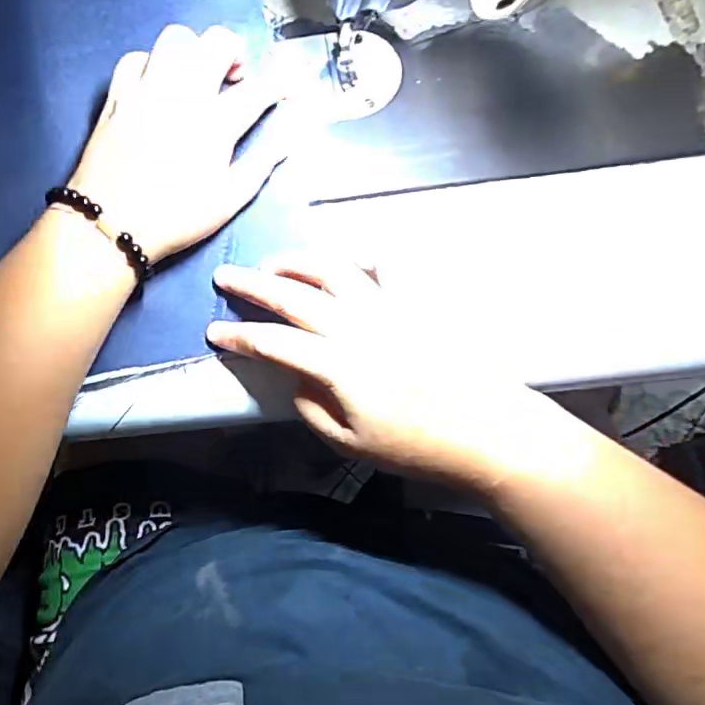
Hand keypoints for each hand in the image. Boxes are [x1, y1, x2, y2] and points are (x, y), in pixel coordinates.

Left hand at [64, 24, 287, 260]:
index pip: (260, 88)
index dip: (282, 83)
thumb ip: (261, 164)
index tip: (289, 88)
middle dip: (237, 51)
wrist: (110, 225)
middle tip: (237, 77)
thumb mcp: (228, 200)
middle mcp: (182, 94)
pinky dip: (154, 64)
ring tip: (198, 74)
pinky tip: (158, 84)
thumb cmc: (174, 217)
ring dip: (196, 50)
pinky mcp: (118, 94)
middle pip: (217, 43)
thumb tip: (287, 140)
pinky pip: (137, 57)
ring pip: (176, 38)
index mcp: (215, 124)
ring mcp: (146, 89)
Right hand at [207, 252, 599, 493]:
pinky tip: (350, 263)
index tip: (215, 332)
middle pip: (293, 294)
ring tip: (275, 263)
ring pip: (334, 269)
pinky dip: (363, 258)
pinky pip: (387, 266)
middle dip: (252, 283)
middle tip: (226, 275)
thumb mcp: (350, 443)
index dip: (238, 335)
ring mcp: (389, 307)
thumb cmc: (417, 446)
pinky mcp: (418, 302)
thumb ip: (311, 407)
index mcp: (337, 364)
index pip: (273, 342)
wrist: (489, 432)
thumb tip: (298, 378)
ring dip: (297, 262)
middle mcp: (357, 325)